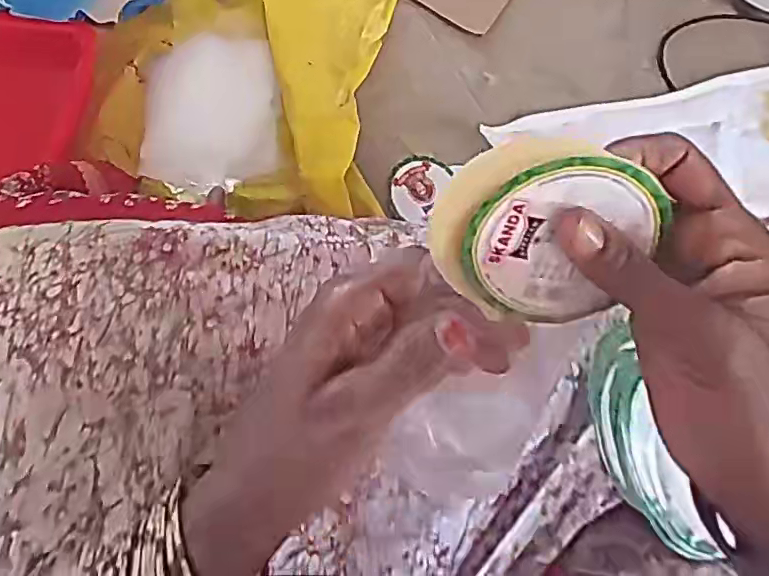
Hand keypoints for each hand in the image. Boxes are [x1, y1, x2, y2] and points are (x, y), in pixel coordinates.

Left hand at [183, 249, 526, 575]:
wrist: (247, 501)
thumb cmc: (294, 454)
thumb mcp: (355, 411)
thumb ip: (411, 362)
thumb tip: (468, 318)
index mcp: (348, 298)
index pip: (421, 266)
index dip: (468, 280)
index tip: (511, 308)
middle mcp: (357, 301)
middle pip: (427, 285)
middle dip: (474, 307)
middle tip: (521, 341)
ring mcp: (362, 329)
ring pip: (426, 311)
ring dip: (467, 328)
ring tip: (514, 354)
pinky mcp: (368, 357)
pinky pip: (416, 339)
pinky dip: (449, 348)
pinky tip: (480, 364)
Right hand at [559, 134, 768, 574]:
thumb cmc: (763, 414)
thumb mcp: (703, 337)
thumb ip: (635, 276)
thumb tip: (569, 218)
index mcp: (734, 238)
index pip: (682, 166)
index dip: (634, 156)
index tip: (582, 172)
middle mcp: (699, 247)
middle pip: (640, 192)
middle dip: (591, 190)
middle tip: (538, 198)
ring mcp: (670, 278)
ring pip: (617, 229)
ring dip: (577, 225)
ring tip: (528, 227)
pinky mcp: (645, 309)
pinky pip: (605, 268)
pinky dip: (575, 262)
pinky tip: (542, 266)